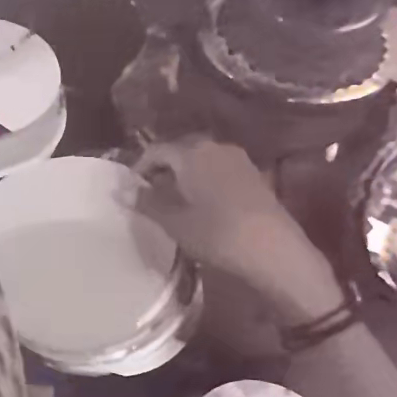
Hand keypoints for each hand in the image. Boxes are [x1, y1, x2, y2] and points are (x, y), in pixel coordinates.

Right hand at [135, 138, 342, 321]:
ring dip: (185, 176)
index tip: (132, 189)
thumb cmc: (216, 234)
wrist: (273, 250)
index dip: (140, 168)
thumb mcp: (173, 222)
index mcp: (191, 153)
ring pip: (201, 160)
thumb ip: (146, 202)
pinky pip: (219, 169)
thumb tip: (123, 190)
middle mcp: (215, 147)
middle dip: (163, 170)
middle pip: (181, 151)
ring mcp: (239, 159)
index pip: (156, 150)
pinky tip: (202, 204)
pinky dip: (205, 181)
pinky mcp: (254, 175)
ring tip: (175, 202)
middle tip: (150, 196)